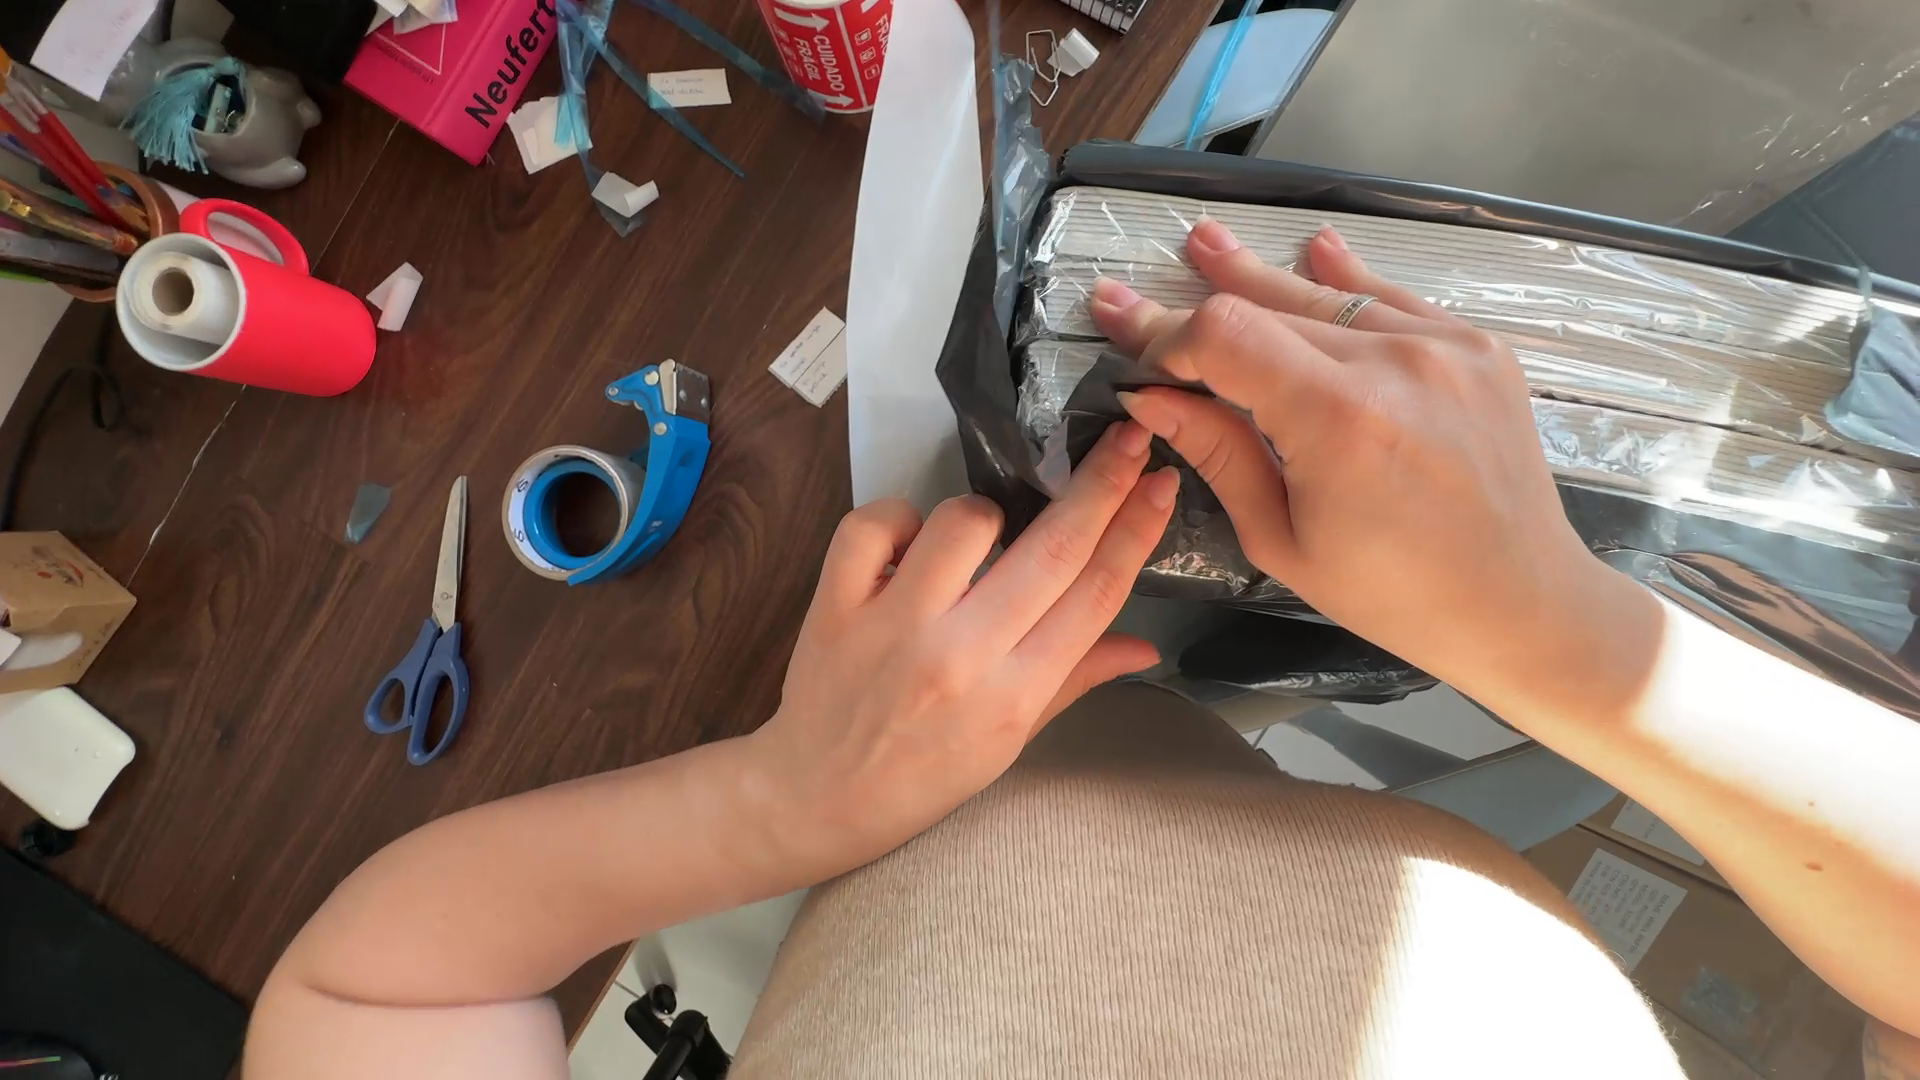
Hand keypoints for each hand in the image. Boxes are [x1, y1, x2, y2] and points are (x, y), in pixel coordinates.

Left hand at [747, 423, 1178, 878]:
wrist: (818, 797)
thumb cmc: (925, 773)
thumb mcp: (1011, 742)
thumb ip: (1075, 681)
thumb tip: (1145, 646)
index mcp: (1015, 693)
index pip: (1095, 594)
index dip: (1135, 530)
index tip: (1160, 482)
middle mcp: (961, 653)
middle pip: (1050, 549)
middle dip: (1101, 483)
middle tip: (1129, 437)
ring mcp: (893, 624)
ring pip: (961, 520)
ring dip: (983, 512)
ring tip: (973, 544)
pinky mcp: (836, 604)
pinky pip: (875, 522)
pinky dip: (897, 517)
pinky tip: (904, 547)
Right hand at [1087, 218, 1656, 714]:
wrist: (1521, 602)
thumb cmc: (1388, 592)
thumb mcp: (1279, 537)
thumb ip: (1216, 453)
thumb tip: (1149, 399)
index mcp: (1339, 420)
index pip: (1225, 336)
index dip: (1163, 334)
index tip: (1124, 339)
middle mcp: (1394, 362)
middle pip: (1265, 306)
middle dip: (1188, 309)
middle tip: (1127, 298)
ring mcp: (1445, 344)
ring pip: (1323, 293)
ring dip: (1254, 275)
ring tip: (1203, 243)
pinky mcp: (1475, 346)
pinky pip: (1391, 296)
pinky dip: (1341, 276)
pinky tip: (1311, 247)